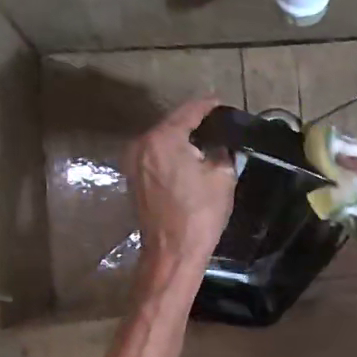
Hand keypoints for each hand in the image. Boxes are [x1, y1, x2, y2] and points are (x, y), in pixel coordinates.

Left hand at [127, 97, 236, 276]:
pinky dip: (171, 153)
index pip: (190, 110)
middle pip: (172, 123)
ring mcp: (133, 162)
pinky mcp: (133, 178)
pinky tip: (188, 159)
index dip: (209, 105)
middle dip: (195, 122)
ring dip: (182, 139)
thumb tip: (218, 144)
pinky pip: (155, 155)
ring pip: (162, 139)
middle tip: (219, 123)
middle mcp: (142, 144)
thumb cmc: (200, 214)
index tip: (223, 104)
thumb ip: (220, 150)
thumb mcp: (222, 176)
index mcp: (163, 138)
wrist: (172, 253)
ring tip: (206, 141)